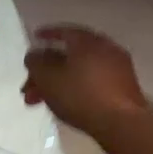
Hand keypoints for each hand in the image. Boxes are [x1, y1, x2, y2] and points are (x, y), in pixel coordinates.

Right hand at [21, 25, 148, 136]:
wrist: (121, 123)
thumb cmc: (79, 95)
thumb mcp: (46, 77)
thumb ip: (35, 62)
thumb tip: (35, 55)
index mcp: (88, 42)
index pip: (65, 31)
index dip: (47, 34)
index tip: (35, 38)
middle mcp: (106, 50)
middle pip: (70, 55)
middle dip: (46, 70)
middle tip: (29, 86)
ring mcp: (118, 69)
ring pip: (80, 70)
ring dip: (58, 82)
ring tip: (41, 101)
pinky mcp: (123, 87)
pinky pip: (93, 81)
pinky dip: (75, 87)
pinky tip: (64, 102)